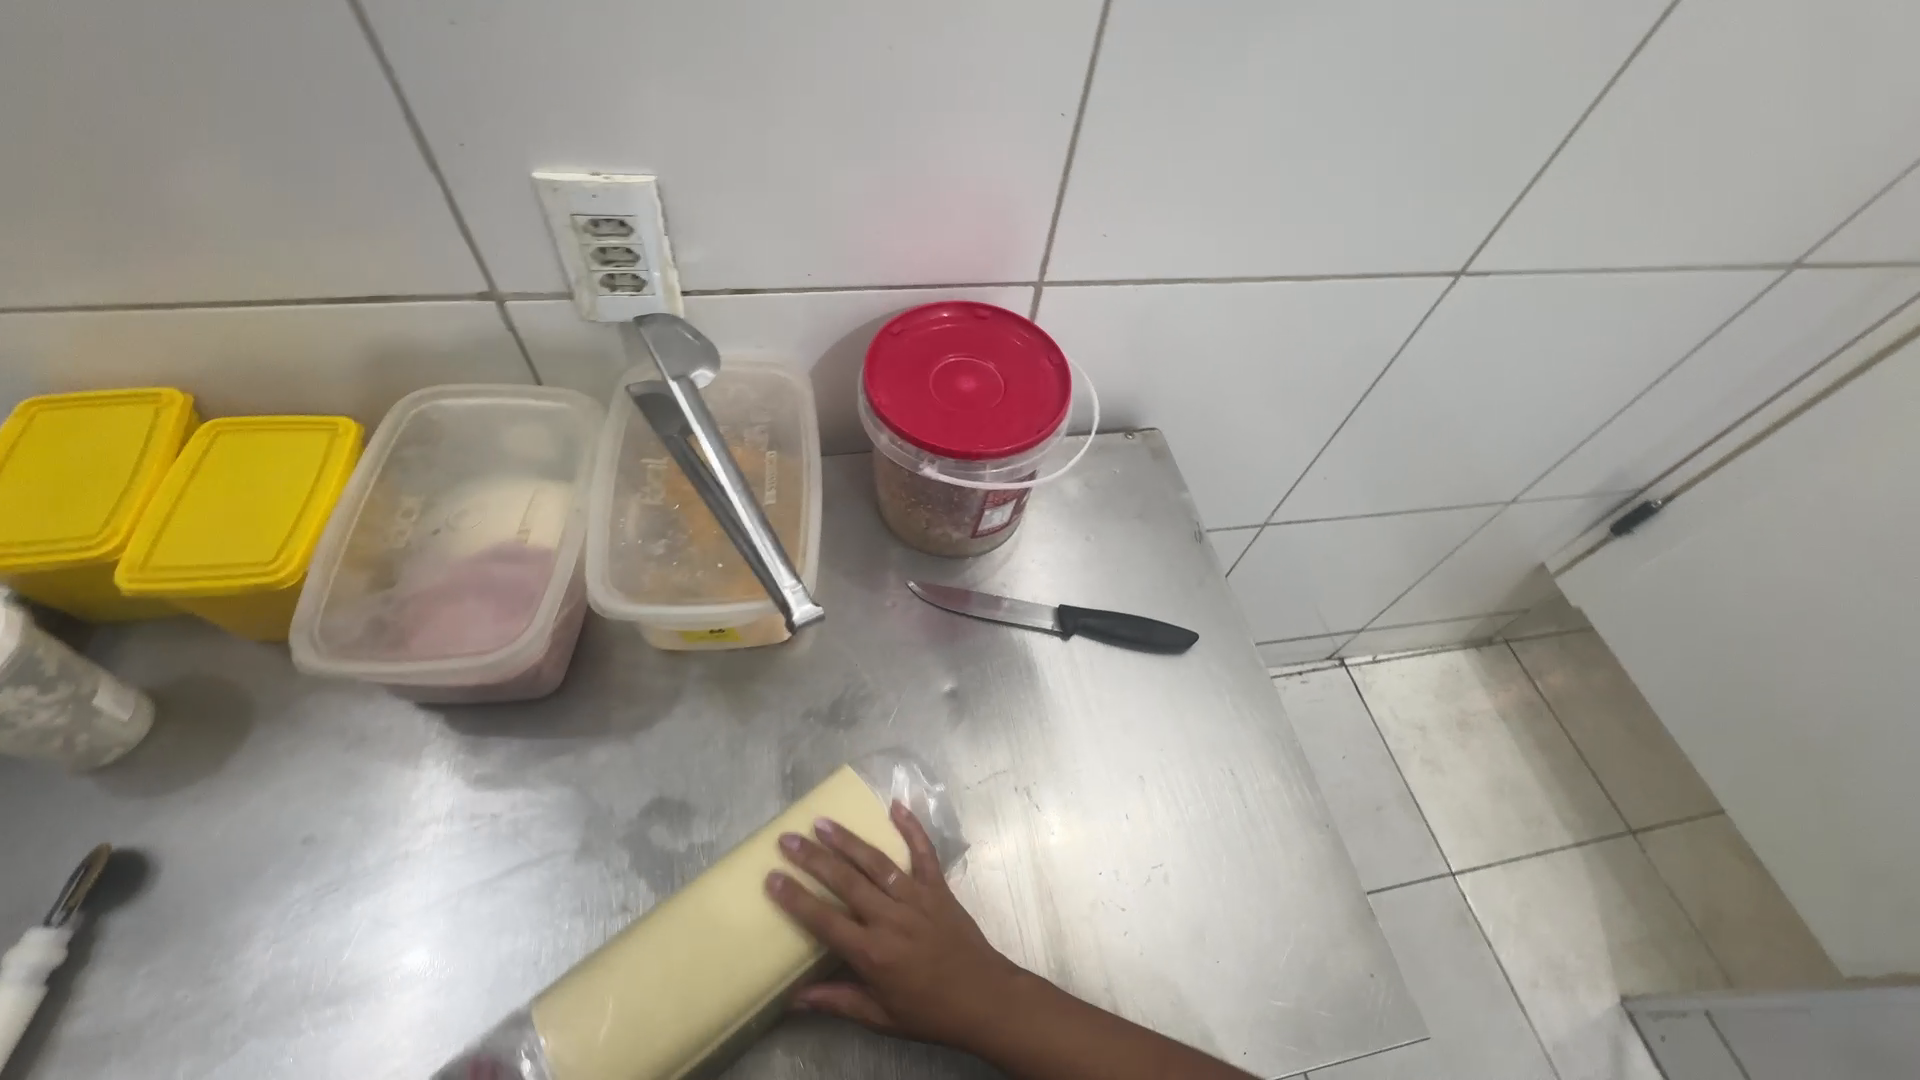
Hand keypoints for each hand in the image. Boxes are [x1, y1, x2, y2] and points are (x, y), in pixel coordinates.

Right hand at [765, 801, 1025, 1051]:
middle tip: (788, 839)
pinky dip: (912, 828)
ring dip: (848, 840)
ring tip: (823, 822)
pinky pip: (924, 852)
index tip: (772, 877)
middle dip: (813, 858)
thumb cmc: (928, 1011)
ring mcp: (917, 898)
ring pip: (877, 862)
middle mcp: (891, 919)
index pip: (824, 920)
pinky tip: (896, 805)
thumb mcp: (880, 1016)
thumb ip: (837, 1001)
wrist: (983, 998)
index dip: (796, 898)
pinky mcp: (939, 888)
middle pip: (845, 881)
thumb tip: (793, 999)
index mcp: (872, 953)